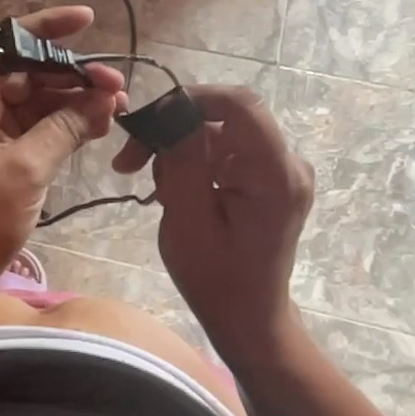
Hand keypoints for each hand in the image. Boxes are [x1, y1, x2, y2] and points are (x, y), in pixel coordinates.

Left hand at [0, 6, 125, 297]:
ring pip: (35, 98)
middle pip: (25, 71)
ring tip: (117, 108)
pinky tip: (98, 125)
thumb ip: (64, 128)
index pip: (4, 46)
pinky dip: (64, 123)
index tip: (86, 21)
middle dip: (71, 73)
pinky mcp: (0, 152)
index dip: (43, 28)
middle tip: (118, 87)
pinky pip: (35, 124)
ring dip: (73, 100)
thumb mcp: (26, 171)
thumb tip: (103, 100)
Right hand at [113, 84, 313, 362]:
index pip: (240, 104)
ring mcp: (278, 169)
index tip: (146, 122)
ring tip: (151, 189)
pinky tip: (171, 191)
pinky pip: (223, 151)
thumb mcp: (188, 219)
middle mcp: (286, 163)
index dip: (190, 99)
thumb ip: (183, 161)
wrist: (246, 316)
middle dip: (172, 131)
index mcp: (275, 173)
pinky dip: (191, 163)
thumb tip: (171, 114)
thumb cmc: (215, 277)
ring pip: (216, 133)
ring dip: (176, 151)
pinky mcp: (266, 178)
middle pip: (224, 117)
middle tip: (128, 162)